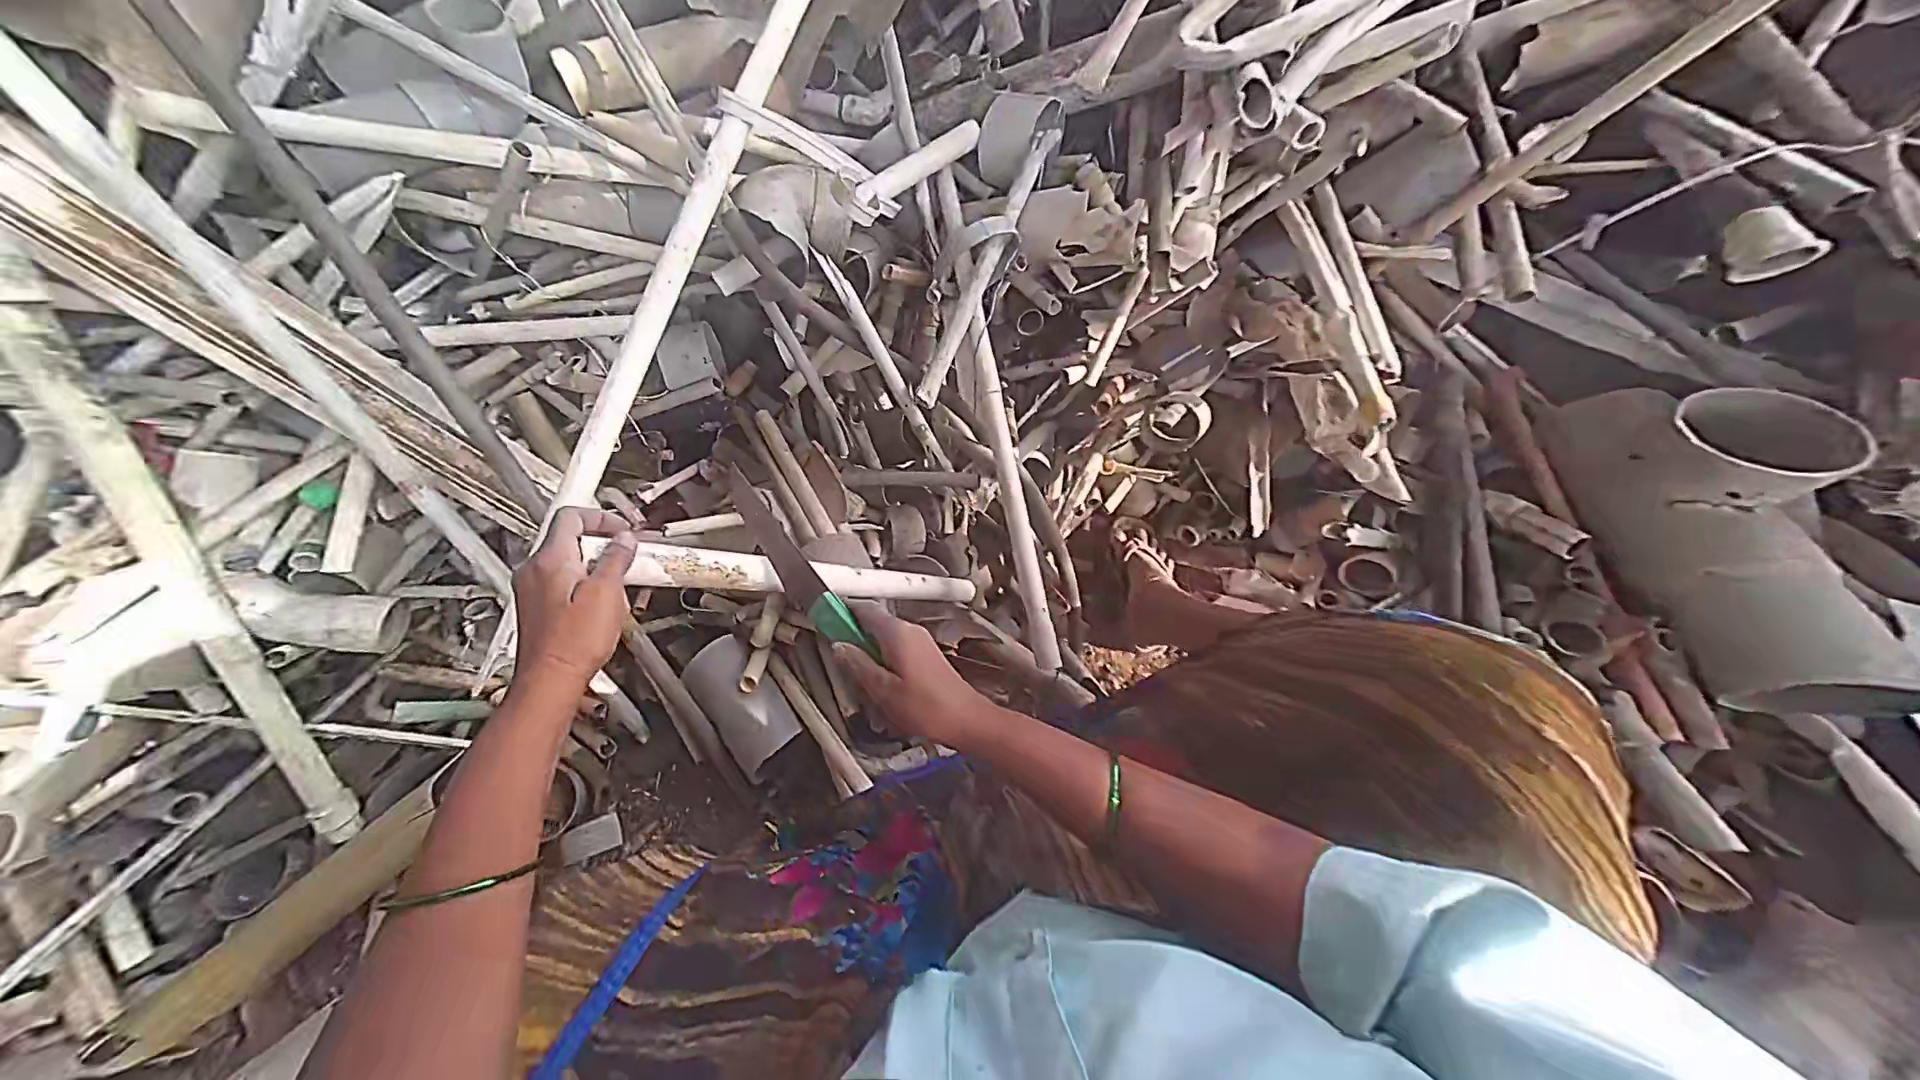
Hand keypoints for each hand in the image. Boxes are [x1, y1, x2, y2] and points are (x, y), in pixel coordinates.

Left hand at [512, 507, 636, 686]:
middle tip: (627, 555)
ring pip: (568, 560)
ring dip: (596, 564)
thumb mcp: (607, 593)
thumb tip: (624, 541)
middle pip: (570, 538)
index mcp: (550, 560)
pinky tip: (604, 601)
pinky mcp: (538, 606)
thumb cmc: (573, 643)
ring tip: (620, 582)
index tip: (623, 530)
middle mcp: (534, 570)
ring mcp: (533, 589)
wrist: (551, 680)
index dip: (602, 518)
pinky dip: (586, 582)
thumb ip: (616, 560)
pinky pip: (563, 581)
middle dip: (604, 544)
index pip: (572, 517)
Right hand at [831, 603, 997, 748]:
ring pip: (883, 642)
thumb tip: (839, 646)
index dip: (841, 613)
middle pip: (872, 626)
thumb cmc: (928, 708)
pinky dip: (885, 668)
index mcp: (898, 633)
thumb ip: (858, 665)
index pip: (863, 609)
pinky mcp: (926, 656)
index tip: (824, 622)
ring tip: (868, 690)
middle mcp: (910, 631)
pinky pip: (897, 654)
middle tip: (845, 669)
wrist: (967, 720)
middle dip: (855, 645)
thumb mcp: (883, 690)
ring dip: (870, 661)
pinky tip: (886, 694)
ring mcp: (920, 642)